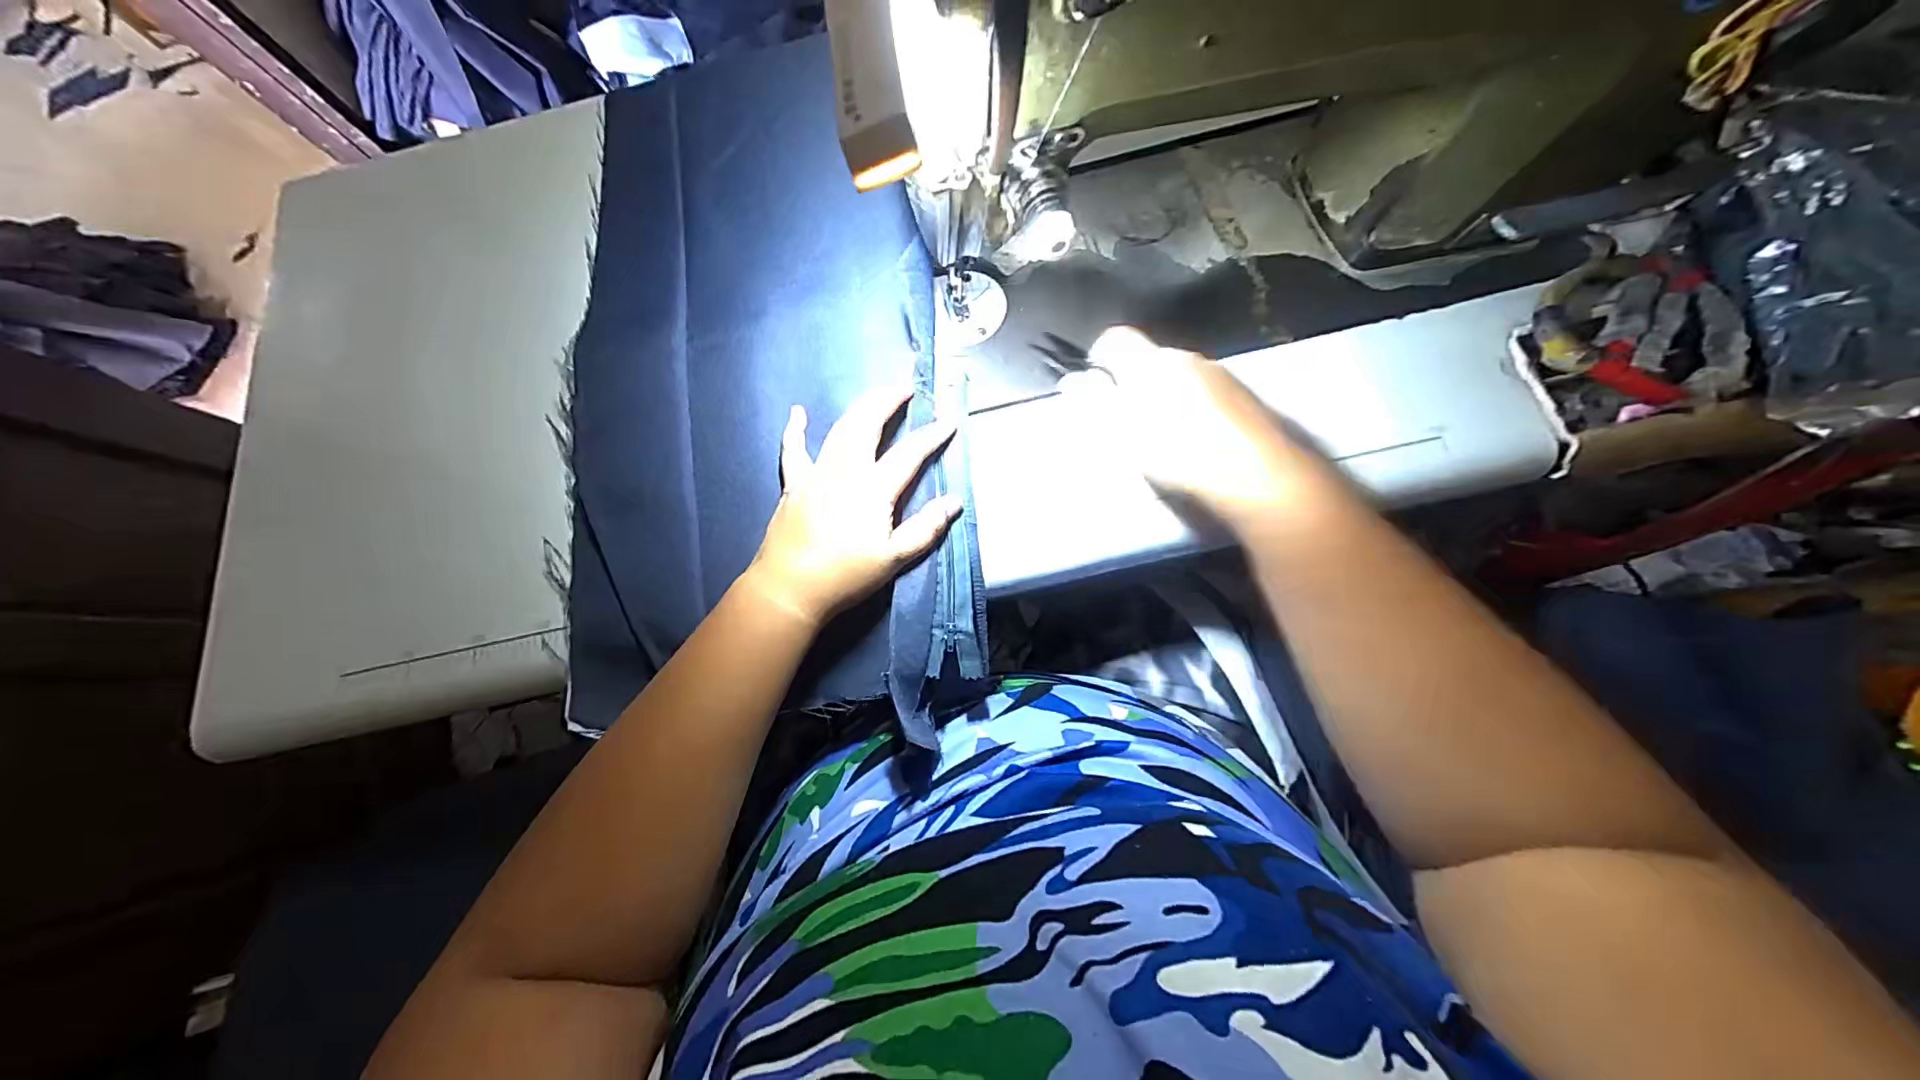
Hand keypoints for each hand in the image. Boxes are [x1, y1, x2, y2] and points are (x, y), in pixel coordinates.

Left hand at [740, 386, 962, 626]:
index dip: (931, 436)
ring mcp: (816, 474)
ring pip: (839, 429)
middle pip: (867, 424)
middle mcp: (844, 471)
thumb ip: (925, 528)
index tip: (948, 422)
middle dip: (888, 401)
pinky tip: (798, 414)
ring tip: (875, 395)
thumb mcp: (893, 558)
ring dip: (858, 408)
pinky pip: (793, 450)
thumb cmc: (845, 575)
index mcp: (873, 489)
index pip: (909, 454)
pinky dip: (796, 430)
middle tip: (906, 387)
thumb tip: (953, 502)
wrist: (789, 587)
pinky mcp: (793, 484)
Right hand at [1068, 326, 1318, 529]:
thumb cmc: (1186, 456)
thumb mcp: (1130, 437)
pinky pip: (1204, 395)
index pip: (1115, 339)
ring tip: (1163, 440)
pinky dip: (1191, 412)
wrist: (1264, 479)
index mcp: (1157, 362)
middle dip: (1132, 385)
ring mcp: (1223, 376)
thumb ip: (1099, 406)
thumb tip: (1073, 382)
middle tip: (1126, 424)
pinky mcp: (1246, 398)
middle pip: (1149, 361)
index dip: (1097, 360)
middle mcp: (1191, 358)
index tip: (1092, 389)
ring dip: (1164, 400)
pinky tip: (1197, 445)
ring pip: (1179, 378)